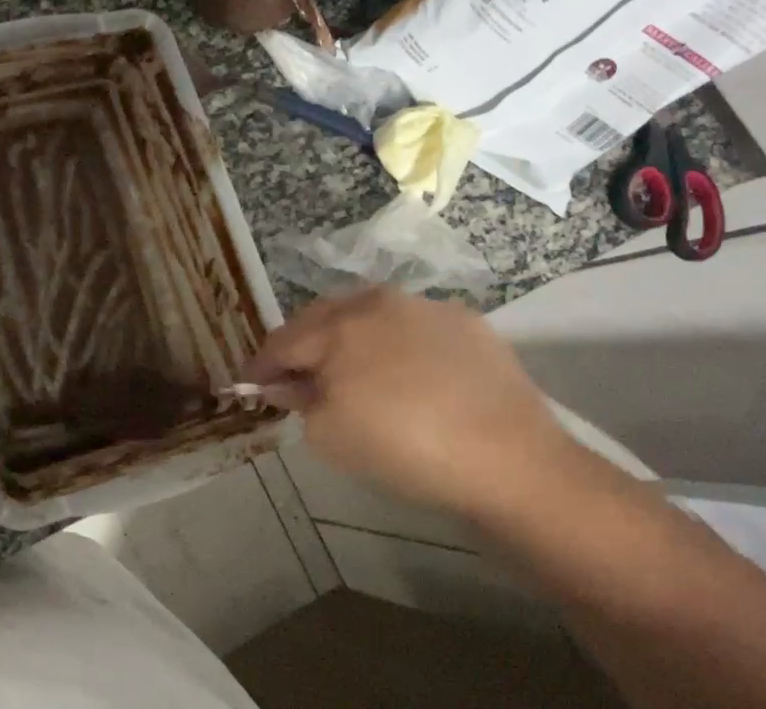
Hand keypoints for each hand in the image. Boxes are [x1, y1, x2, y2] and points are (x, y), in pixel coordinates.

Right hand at [249, 287, 575, 519]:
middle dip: (305, 346)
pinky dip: (399, 347)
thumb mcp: (329, 436)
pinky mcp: (468, 324)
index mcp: (336, 326)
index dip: (262, 366)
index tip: (251, 385)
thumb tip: (287, 385)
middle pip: (322, 319)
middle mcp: (376, 302)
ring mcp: (426, 307)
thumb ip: (298, 401)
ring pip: (370, 318)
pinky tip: (407, 378)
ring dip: (352, 341)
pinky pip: (415, 329)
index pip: (282, 341)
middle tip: (298, 379)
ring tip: (353, 374)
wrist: (514, 463)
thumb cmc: (405, 449)